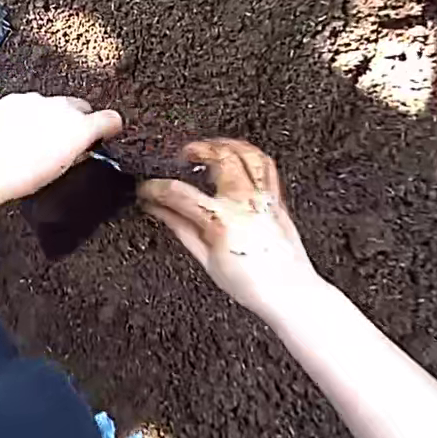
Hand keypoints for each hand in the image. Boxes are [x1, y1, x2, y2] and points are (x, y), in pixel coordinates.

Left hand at [0, 93, 123, 203]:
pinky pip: (30, 103)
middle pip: (82, 108)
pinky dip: (28, 114)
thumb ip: (76, 152)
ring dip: (51, 117)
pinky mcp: (15, 98)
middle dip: (78, 121)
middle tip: (65, 142)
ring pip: (55, 105)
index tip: (108, 131)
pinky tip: (17, 133)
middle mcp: (62, 109)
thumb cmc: (20, 176)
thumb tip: (80, 148)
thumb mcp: (61, 170)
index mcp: (80, 128)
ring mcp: (37, 100)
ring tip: (36, 141)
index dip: (111, 127)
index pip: (111, 119)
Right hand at [139, 138, 324, 316]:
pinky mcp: (276, 199)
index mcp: (221, 220)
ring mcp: (263, 198)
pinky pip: (265, 165)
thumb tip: (159, 210)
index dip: (155, 187)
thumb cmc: (252, 284)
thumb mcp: (205, 259)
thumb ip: (180, 228)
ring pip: (247, 153)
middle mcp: (244, 203)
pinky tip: (236, 156)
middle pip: (219, 157)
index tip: (147, 188)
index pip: (179, 193)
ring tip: (209, 147)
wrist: (290, 294)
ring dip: (224, 144)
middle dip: (195, 149)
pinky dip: (248, 155)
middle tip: (182, 155)